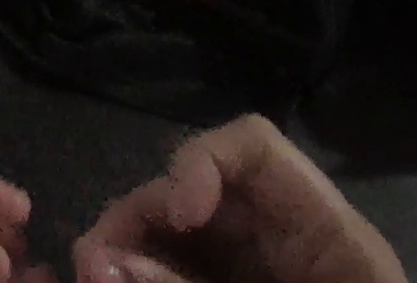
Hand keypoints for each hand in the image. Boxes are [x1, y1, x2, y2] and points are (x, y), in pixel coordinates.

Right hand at [73, 116, 405, 282]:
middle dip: (136, 220)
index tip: (177, 214)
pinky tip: (109, 281)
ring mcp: (249, 269)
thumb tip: (104, 264)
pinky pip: (171, 267)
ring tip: (93, 276)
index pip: (253, 147)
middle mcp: (277, 237)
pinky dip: (138, 275)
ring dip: (124, 251)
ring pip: (169, 233)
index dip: (200, 160)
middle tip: (92, 265)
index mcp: (324, 232)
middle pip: (191, 190)